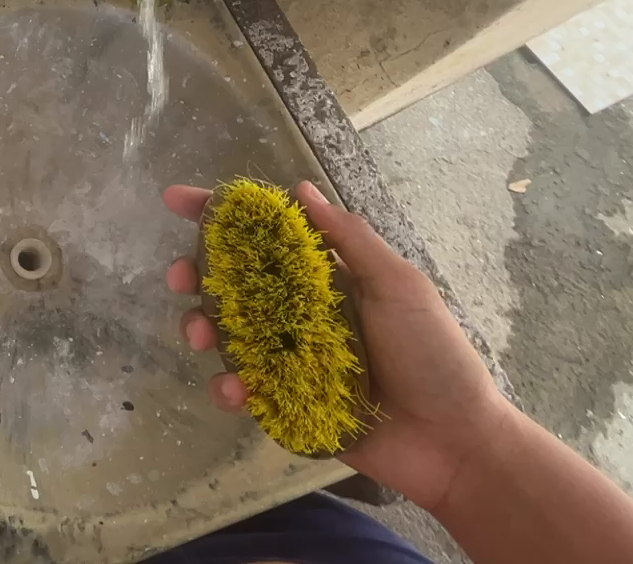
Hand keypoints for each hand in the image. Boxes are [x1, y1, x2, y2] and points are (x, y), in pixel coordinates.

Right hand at [164, 180, 517, 508]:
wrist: (456, 444)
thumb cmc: (434, 355)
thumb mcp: (400, 286)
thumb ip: (350, 239)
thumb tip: (300, 188)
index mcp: (317, 277)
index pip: (259, 236)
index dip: (215, 214)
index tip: (176, 199)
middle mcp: (292, 309)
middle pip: (225, 281)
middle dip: (191, 272)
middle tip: (178, 277)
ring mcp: (283, 354)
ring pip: (221, 330)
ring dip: (198, 325)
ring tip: (199, 335)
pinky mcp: (282, 398)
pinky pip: (239, 385)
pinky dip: (226, 385)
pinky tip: (234, 390)